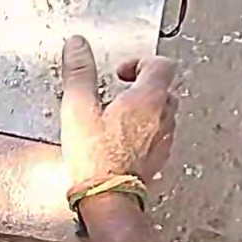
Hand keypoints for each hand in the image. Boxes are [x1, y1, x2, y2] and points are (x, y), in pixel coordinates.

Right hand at [58, 36, 177, 193]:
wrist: (107, 198)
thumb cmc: (94, 156)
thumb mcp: (78, 110)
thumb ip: (79, 74)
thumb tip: (76, 44)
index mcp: (149, 97)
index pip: (161, 64)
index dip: (141, 63)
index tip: (119, 74)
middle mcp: (164, 116)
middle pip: (164, 89)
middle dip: (142, 88)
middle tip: (117, 96)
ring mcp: (164, 139)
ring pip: (162, 114)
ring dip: (144, 112)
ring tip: (117, 121)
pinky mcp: (158, 159)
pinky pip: (156, 137)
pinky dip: (143, 134)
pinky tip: (120, 144)